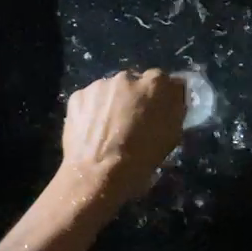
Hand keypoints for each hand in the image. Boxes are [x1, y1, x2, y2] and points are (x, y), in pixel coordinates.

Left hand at [59, 70, 187, 207]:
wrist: (98, 174)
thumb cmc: (141, 159)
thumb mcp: (172, 136)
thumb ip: (174, 110)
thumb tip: (172, 101)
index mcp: (156, 84)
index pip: (165, 81)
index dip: (161, 97)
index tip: (158, 112)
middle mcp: (128, 76)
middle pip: (135, 83)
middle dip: (135, 98)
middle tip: (131, 122)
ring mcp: (100, 84)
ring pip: (110, 90)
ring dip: (112, 103)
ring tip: (107, 130)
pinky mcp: (78, 95)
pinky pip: (90, 100)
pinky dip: (92, 111)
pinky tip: (91, 131)